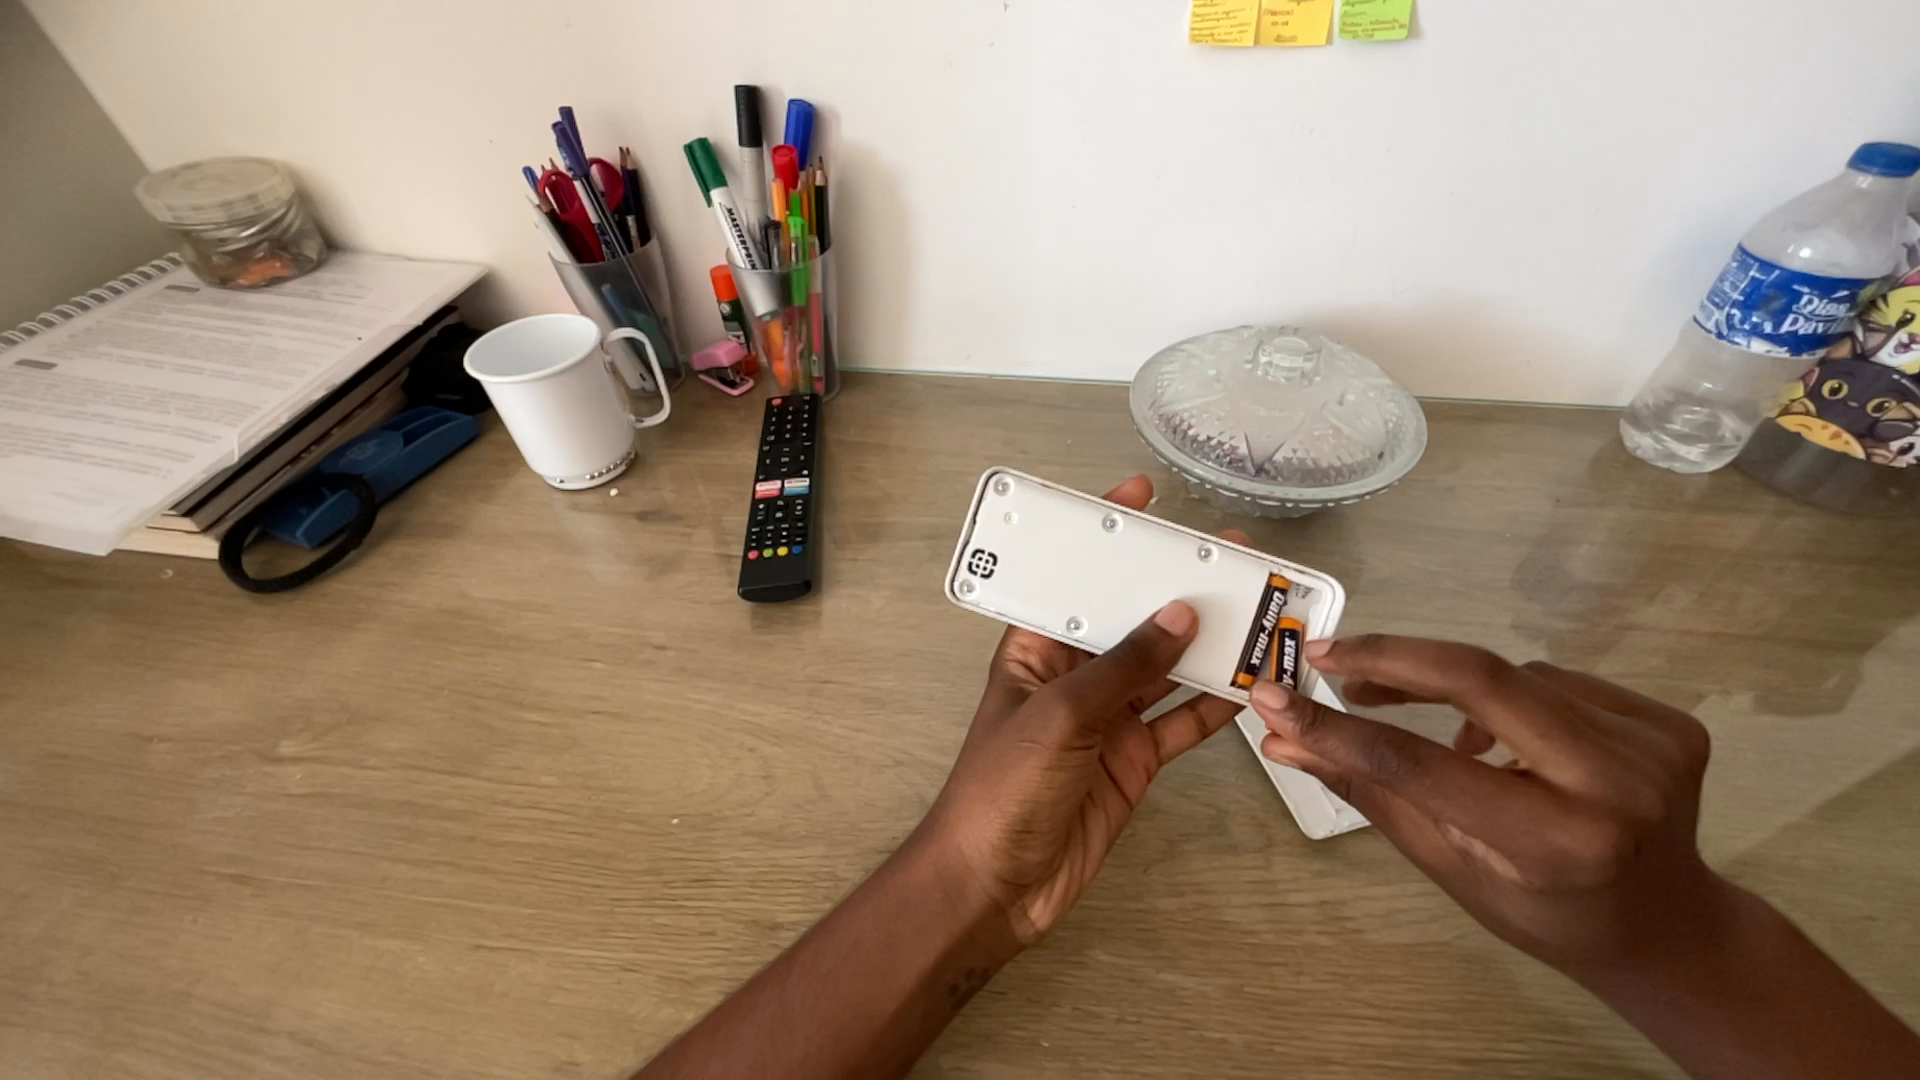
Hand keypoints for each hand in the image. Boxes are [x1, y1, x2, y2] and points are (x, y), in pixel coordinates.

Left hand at [919, 475, 1244, 944]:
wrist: (997, 885)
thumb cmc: (1002, 789)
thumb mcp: (1059, 716)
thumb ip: (1122, 667)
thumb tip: (1179, 616)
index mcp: (1035, 648)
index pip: (1071, 577)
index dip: (1103, 537)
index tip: (1141, 497)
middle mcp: (1073, 675)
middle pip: (1130, 619)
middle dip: (1173, 587)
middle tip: (1228, 556)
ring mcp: (1107, 717)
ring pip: (1164, 667)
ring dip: (1206, 643)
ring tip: (1257, 609)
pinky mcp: (1133, 758)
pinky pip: (1181, 720)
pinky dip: (1215, 702)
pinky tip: (1252, 680)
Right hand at [1251, 635, 1722, 979]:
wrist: (1671, 928)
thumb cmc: (1541, 911)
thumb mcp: (1444, 862)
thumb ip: (1364, 788)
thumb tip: (1281, 738)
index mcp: (1553, 842)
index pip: (1418, 765)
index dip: (1334, 726)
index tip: (1271, 695)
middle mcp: (1613, 783)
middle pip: (1479, 678)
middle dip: (1386, 656)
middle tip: (1322, 654)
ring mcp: (1649, 743)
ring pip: (1506, 672)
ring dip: (1431, 676)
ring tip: (1382, 693)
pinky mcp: (1661, 720)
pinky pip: (1546, 678)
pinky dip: (1496, 692)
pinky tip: (1485, 726)